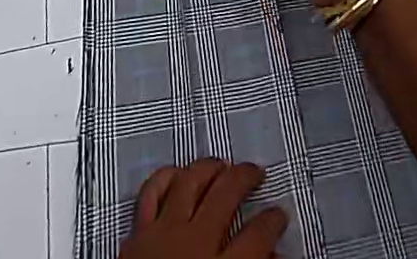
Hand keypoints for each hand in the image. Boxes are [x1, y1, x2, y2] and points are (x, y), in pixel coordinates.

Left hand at [119, 159, 287, 258]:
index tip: (279, 214)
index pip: (258, 236)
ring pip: (190, 181)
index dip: (273, 221)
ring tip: (221, 166)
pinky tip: (178, 174)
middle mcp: (194, 245)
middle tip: (256, 172)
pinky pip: (151, 193)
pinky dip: (166, 177)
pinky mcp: (137, 234)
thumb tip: (276, 258)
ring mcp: (163, 234)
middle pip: (226, 193)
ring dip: (209, 168)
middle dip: (246, 176)